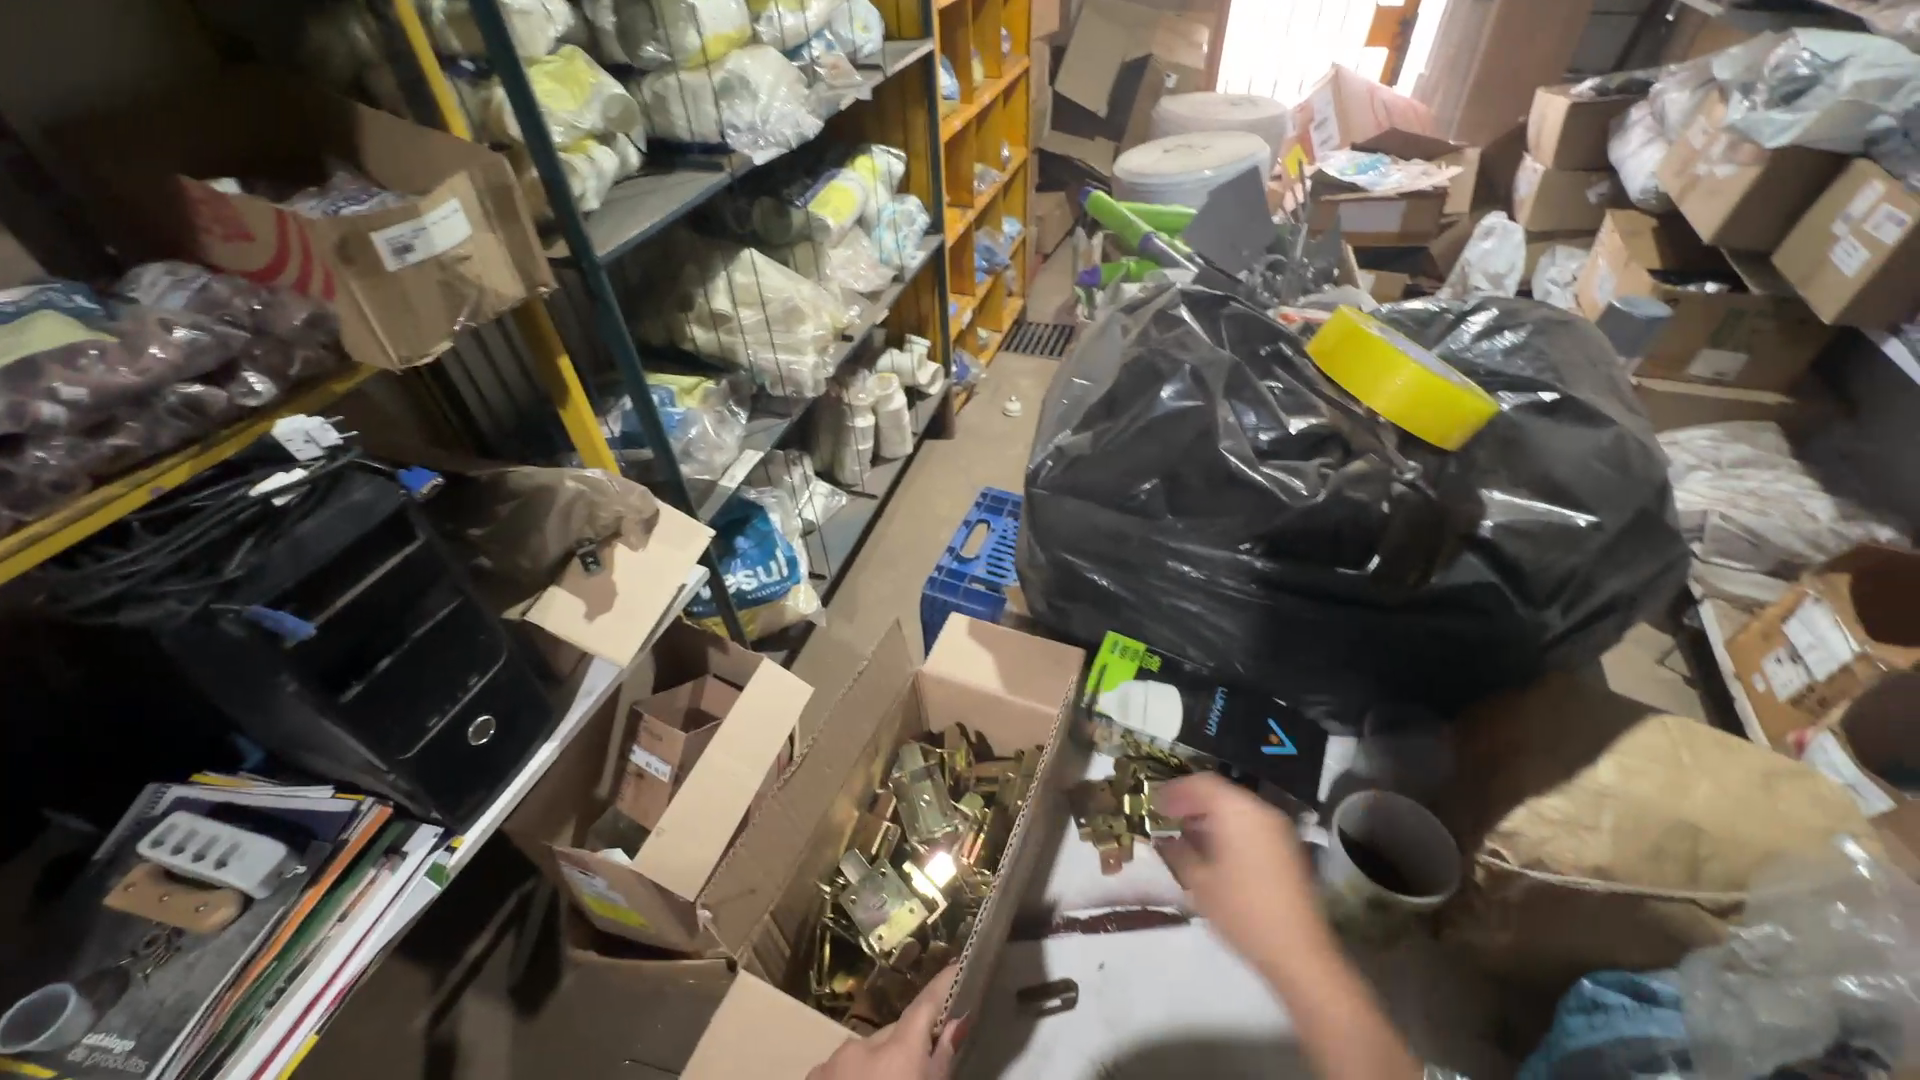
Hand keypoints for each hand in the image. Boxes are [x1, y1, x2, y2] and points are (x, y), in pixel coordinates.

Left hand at [808, 965, 968, 1079]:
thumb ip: (941, 1061)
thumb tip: (956, 1025)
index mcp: (896, 1051)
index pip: (925, 1005)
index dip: (943, 985)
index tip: (957, 966)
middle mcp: (861, 1046)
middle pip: (893, 1035)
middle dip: (906, 1048)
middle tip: (918, 1073)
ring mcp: (831, 1064)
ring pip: (864, 1054)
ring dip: (877, 1068)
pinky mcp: (813, 1078)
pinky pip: (840, 1070)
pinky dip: (852, 1079)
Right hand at [1154, 773, 1330, 975]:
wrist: (1297, 951)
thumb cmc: (1241, 912)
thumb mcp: (1199, 882)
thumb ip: (1178, 852)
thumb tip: (1165, 838)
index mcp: (1237, 812)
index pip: (1201, 783)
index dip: (1174, 791)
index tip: (1154, 805)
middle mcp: (1261, 811)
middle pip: (1220, 793)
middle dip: (1192, 803)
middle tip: (1167, 818)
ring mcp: (1278, 829)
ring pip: (1236, 809)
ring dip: (1210, 816)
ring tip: (1186, 836)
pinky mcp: (1287, 848)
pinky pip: (1250, 825)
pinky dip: (1229, 828)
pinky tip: (1213, 851)